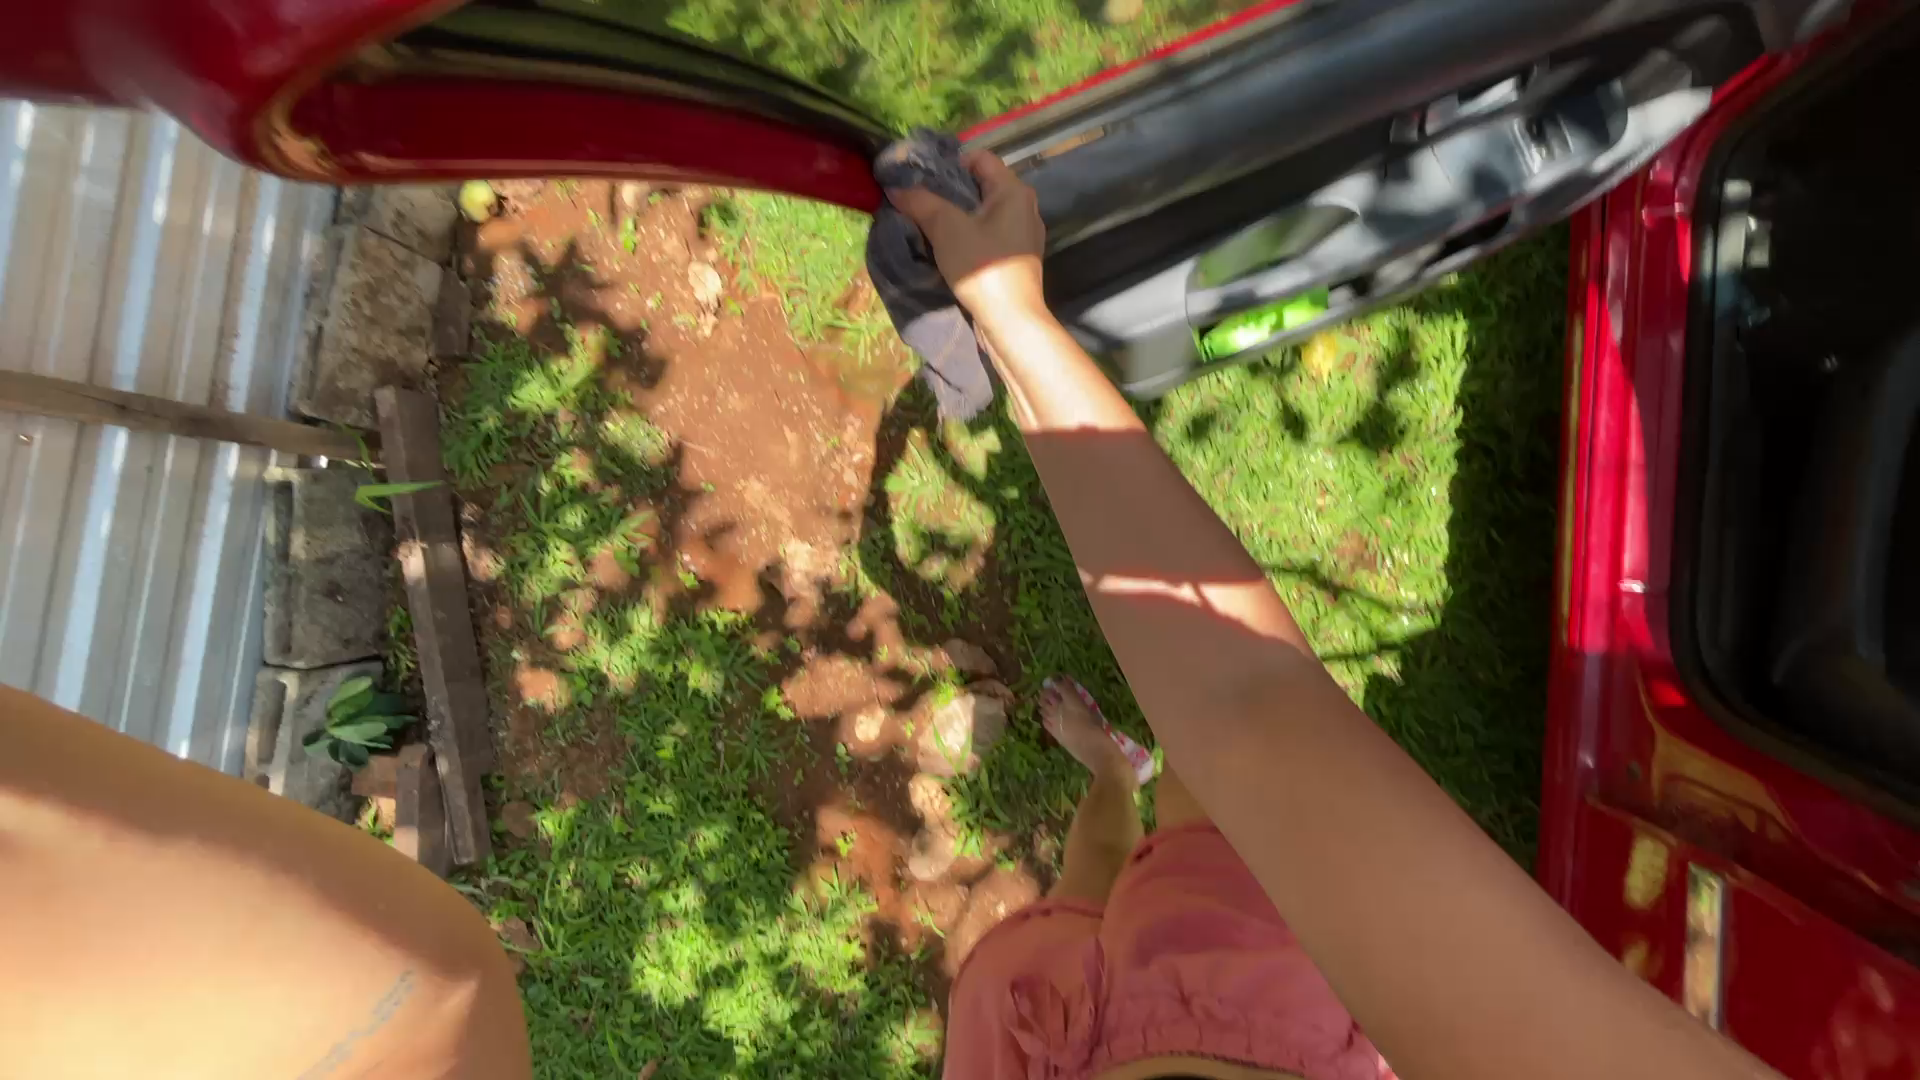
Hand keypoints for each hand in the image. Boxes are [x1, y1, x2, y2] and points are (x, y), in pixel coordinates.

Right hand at [887, 150, 1047, 332]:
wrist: (1011, 320)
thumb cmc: (982, 267)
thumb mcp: (946, 229)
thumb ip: (921, 203)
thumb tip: (896, 188)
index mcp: (1014, 190)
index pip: (979, 158)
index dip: (948, 163)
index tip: (922, 179)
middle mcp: (1025, 207)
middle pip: (981, 186)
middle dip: (950, 192)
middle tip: (921, 201)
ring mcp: (1024, 235)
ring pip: (985, 213)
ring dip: (959, 217)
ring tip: (931, 225)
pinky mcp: (1019, 260)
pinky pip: (991, 236)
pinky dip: (971, 237)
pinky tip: (951, 249)